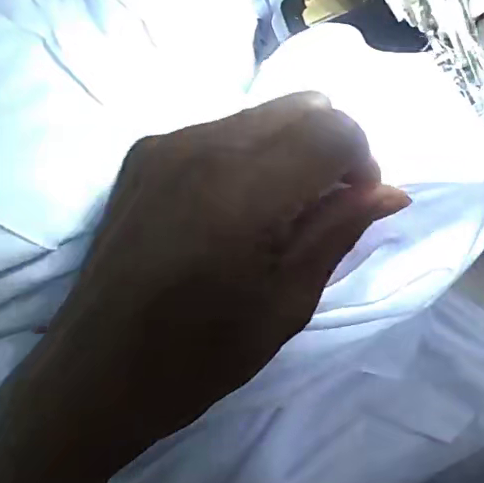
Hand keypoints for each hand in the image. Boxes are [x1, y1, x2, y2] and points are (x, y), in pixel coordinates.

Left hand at [9, 93, 409, 475]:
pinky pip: (224, 128)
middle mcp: (204, 145)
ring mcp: (168, 142)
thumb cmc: (199, 356)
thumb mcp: (287, 302)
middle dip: (332, 146)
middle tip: (325, 206)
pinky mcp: (145, 151)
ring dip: (293, 147)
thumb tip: (392, 191)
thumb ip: (340, 230)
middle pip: (305, 105)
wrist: (91, 376)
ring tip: (279, 209)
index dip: (363, 162)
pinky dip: (253, 152)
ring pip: (265, 112)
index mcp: (243, 188)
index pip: (335, 130)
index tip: (356, 205)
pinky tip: (236, 206)